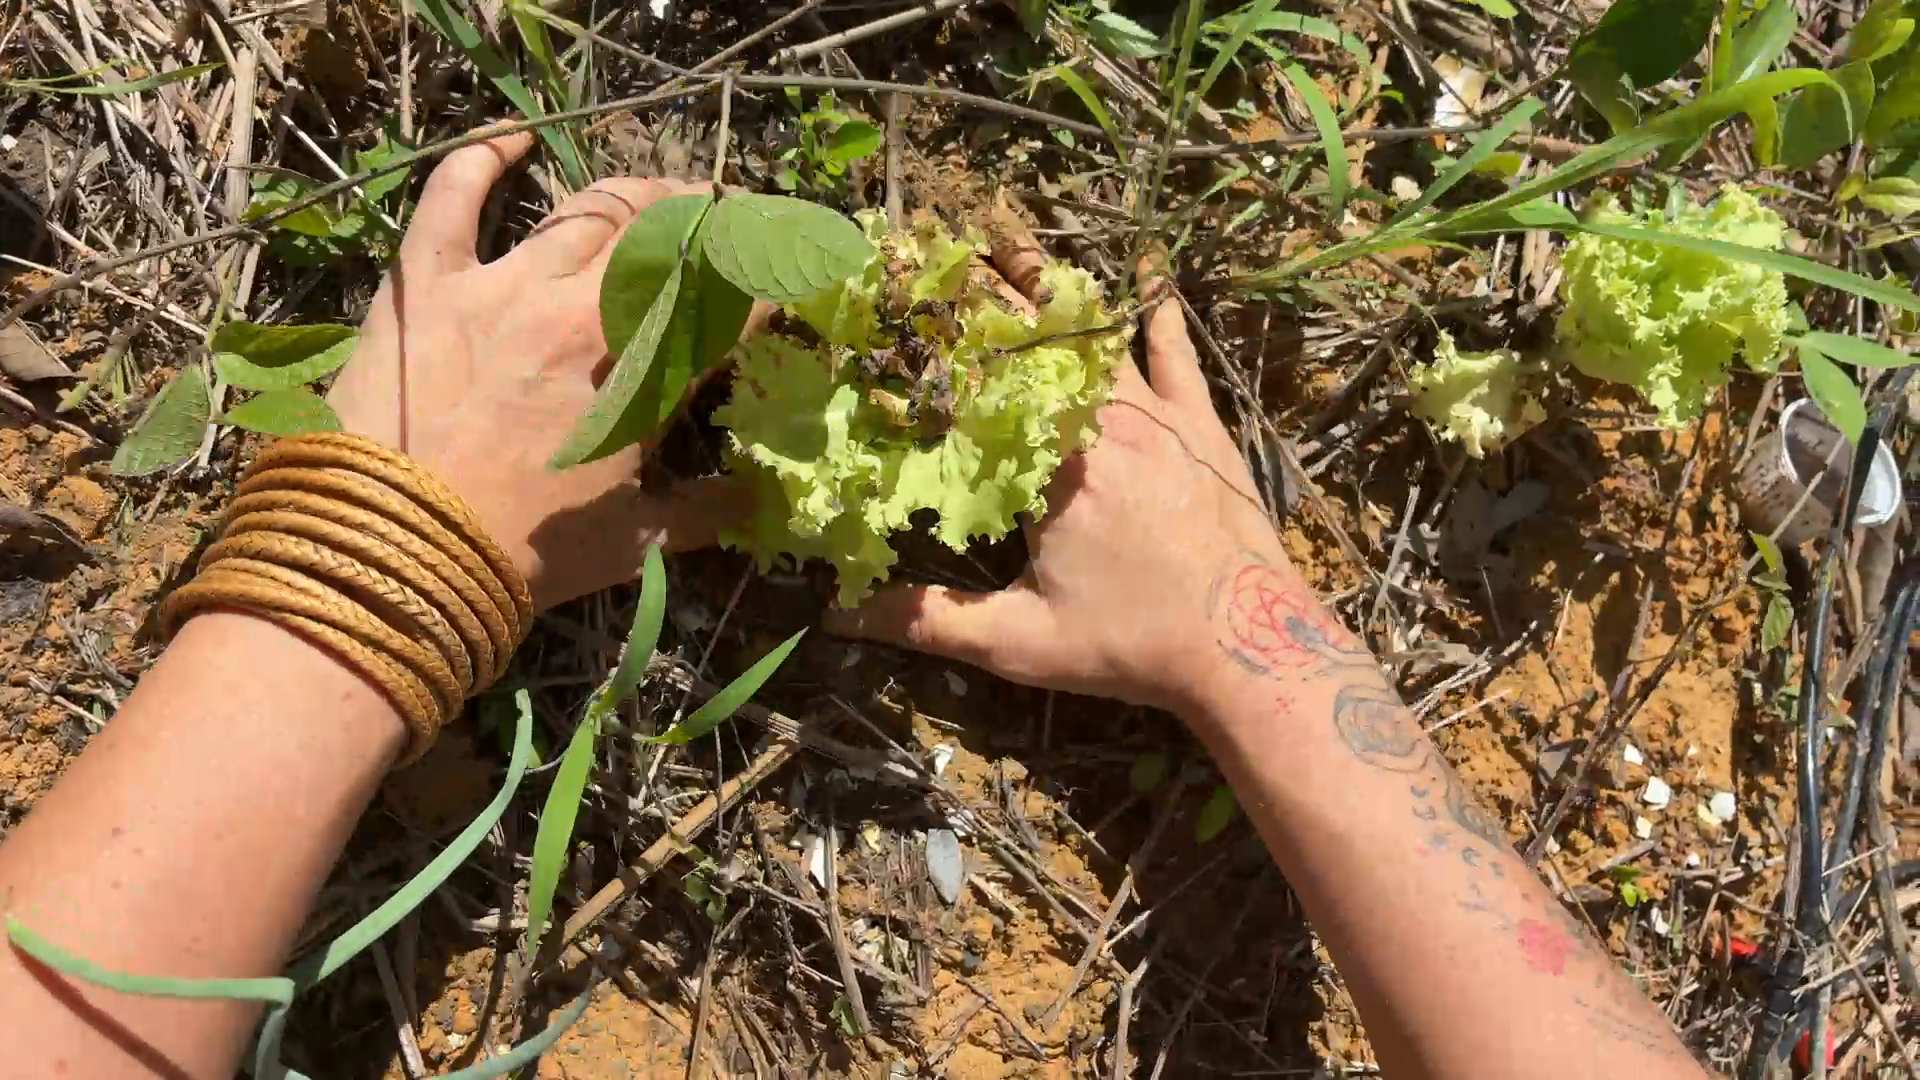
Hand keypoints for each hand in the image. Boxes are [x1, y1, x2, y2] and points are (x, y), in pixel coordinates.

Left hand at [326, 132, 743, 609]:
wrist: (400, 553)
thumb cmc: (532, 551)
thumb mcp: (638, 538)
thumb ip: (708, 512)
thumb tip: (764, 501)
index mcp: (641, 378)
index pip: (723, 311)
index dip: (762, 288)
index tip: (783, 279)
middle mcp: (582, 314)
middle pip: (663, 240)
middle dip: (708, 222)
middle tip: (726, 218)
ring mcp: (502, 288)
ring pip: (585, 212)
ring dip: (635, 195)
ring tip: (662, 191)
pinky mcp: (428, 282)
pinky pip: (453, 198)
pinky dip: (482, 161)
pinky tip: (513, 140)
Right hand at [830, 258, 1301, 714]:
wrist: (1250, 648)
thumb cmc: (1130, 644)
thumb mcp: (1019, 642)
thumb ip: (928, 621)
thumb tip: (841, 615)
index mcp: (1045, 465)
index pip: (975, 384)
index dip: (932, 339)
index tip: (894, 300)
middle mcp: (1097, 420)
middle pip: (1028, 342)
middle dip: (979, 295)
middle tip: (939, 247)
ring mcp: (1156, 415)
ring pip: (1090, 333)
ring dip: (1047, 292)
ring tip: (1007, 244)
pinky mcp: (1201, 423)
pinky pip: (1174, 351)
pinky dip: (1156, 311)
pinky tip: (1148, 271)